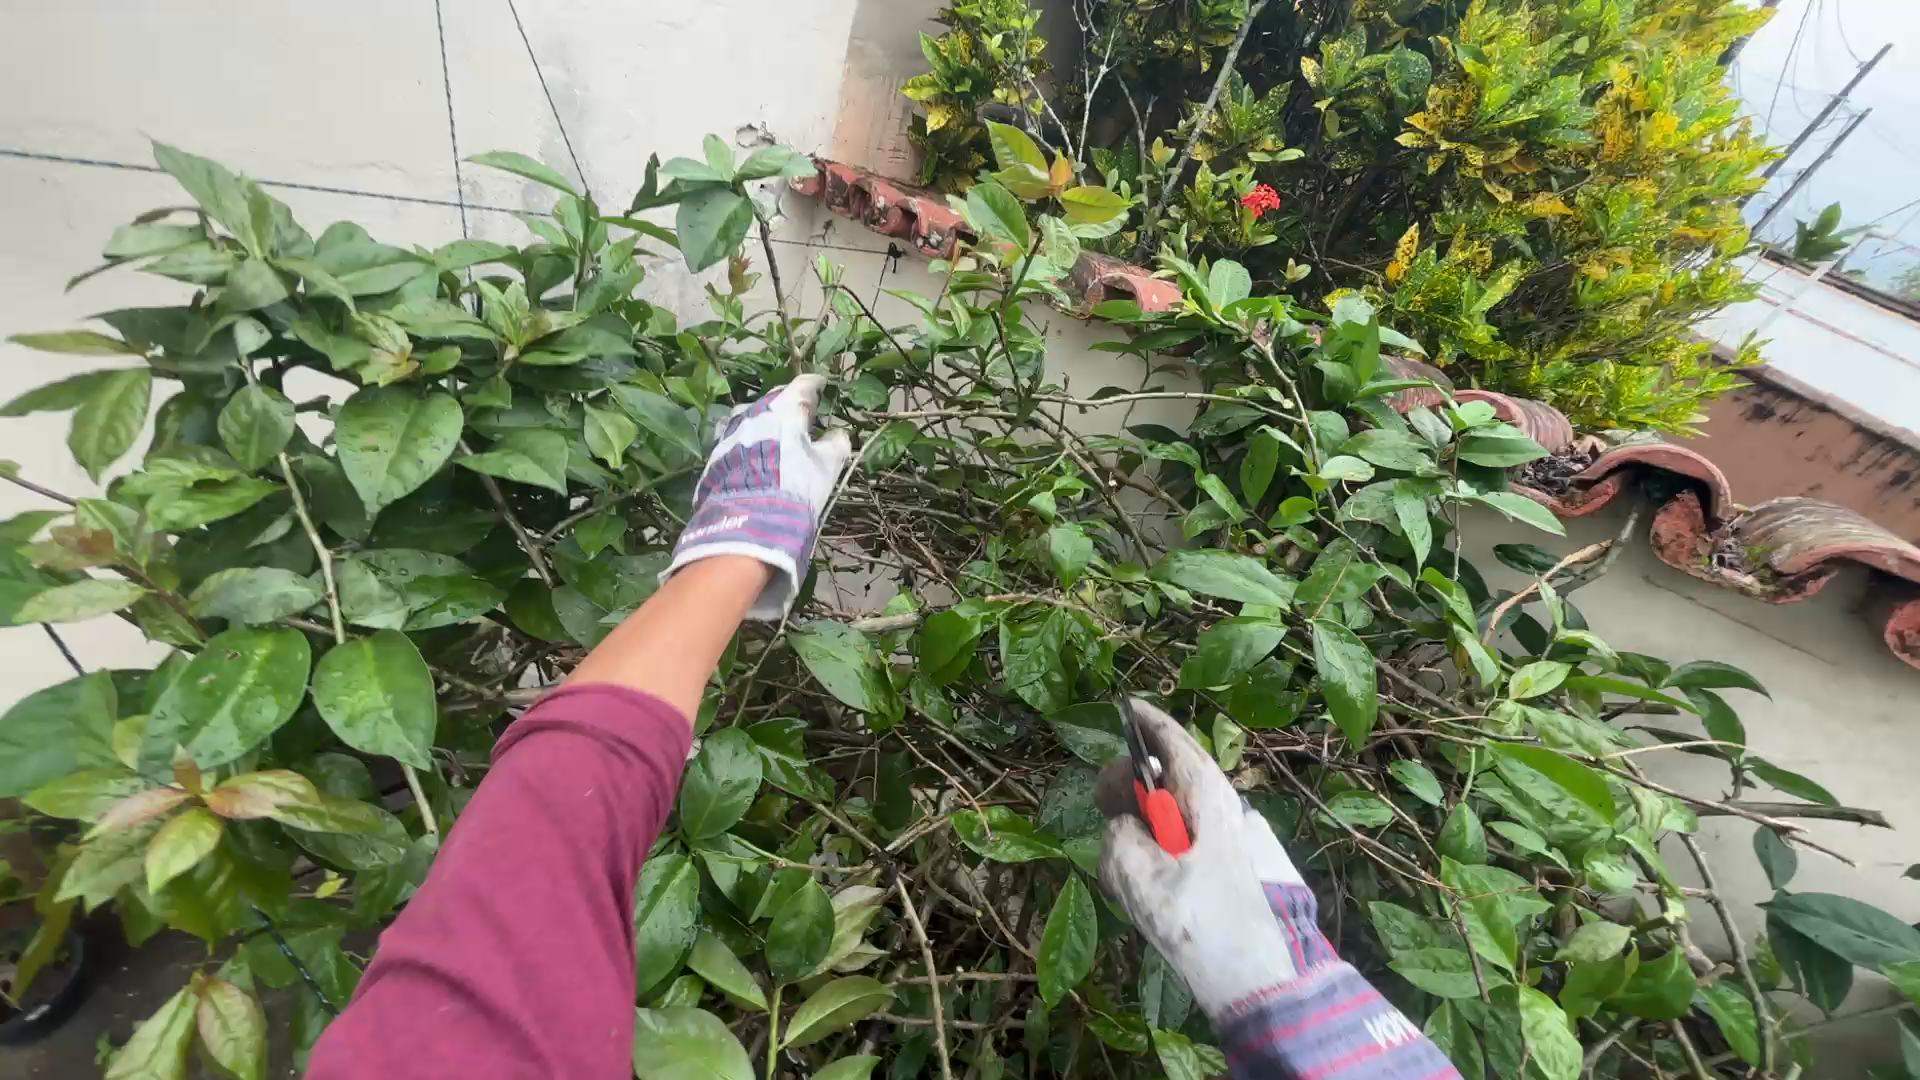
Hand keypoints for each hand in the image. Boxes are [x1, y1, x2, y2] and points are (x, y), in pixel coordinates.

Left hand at [664, 374, 851, 619]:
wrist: (749, 523)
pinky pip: (736, 440)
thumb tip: (839, 435)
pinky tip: (756, 458)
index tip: (822, 386)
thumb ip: (835, 446)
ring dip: (766, 422)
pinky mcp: (715, 456)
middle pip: (773, 400)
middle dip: (789, 404)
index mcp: (783, 410)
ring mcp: (730, 434)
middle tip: (803, 413)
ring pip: (751, 418)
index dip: (815, 385)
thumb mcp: (826, 468)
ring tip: (777, 435)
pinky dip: (750, 442)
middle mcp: (752, 414)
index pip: (802, 386)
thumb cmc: (796, 488)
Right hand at [1096, 699, 1310, 1017]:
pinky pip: (1173, 845)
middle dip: (1128, 789)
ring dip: (1138, 836)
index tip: (1121, 707)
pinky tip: (1153, 895)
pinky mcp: (1219, 865)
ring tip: (1135, 880)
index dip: (1143, 720)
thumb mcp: (1146, 882)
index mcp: (1205, 795)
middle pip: (1160, 772)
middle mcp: (1216, 805)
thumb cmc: (1211, 927)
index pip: (1170, 738)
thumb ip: (1119, 840)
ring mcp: (1220, 836)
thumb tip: (1123, 828)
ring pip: (1163, 813)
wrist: (1270, 987)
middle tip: (1110, 814)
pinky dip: (1154, 862)